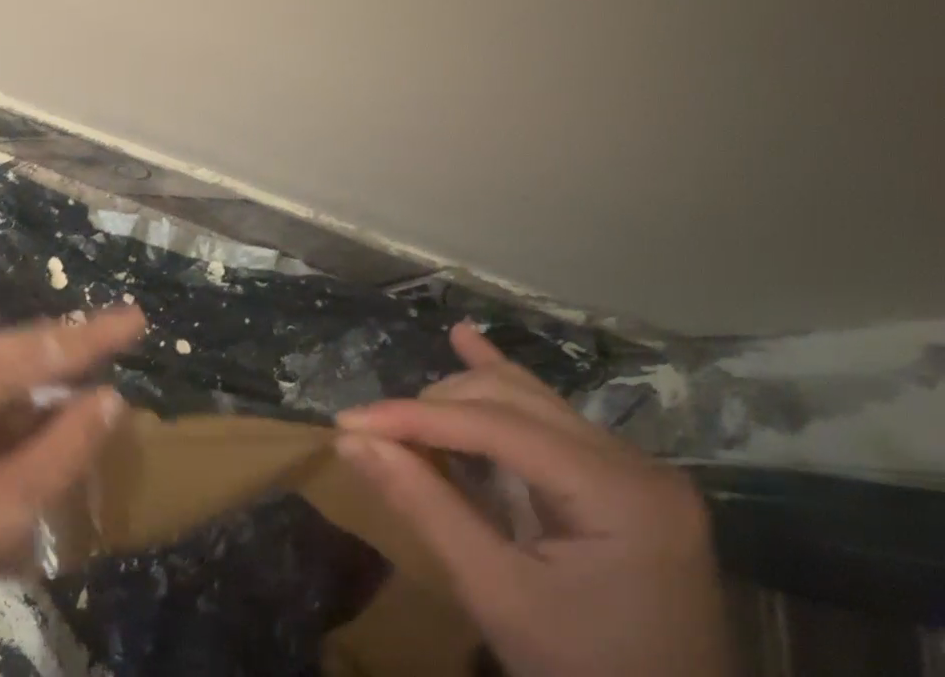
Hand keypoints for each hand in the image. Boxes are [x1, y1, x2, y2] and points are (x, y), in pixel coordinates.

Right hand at [336, 324, 732, 676]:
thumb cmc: (582, 667)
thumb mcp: (496, 593)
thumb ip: (425, 507)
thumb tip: (351, 442)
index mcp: (621, 493)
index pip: (498, 426)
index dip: (414, 417)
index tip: (346, 422)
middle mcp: (637, 464)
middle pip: (514, 402)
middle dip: (434, 409)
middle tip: (370, 435)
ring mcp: (635, 470)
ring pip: (529, 402)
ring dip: (457, 401)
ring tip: (396, 416)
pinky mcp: (622, 482)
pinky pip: (550, 421)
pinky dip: (501, 386)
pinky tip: (466, 338)